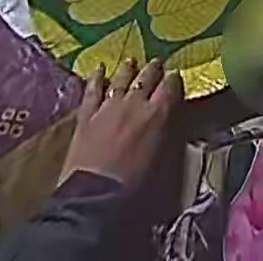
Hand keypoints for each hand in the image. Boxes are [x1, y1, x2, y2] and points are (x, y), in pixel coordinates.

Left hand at [59, 59, 182, 190]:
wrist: (92, 199)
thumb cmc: (134, 187)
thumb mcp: (161, 159)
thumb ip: (166, 132)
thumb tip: (170, 119)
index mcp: (157, 113)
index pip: (170, 85)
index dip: (174, 78)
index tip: (175, 75)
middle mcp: (135, 103)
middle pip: (147, 77)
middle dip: (154, 69)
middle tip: (157, 63)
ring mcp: (109, 107)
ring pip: (122, 79)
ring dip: (128, 69)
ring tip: (132, 61)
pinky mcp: (87, 116)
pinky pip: (92, 91)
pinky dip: (96, 79)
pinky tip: (99, 68)